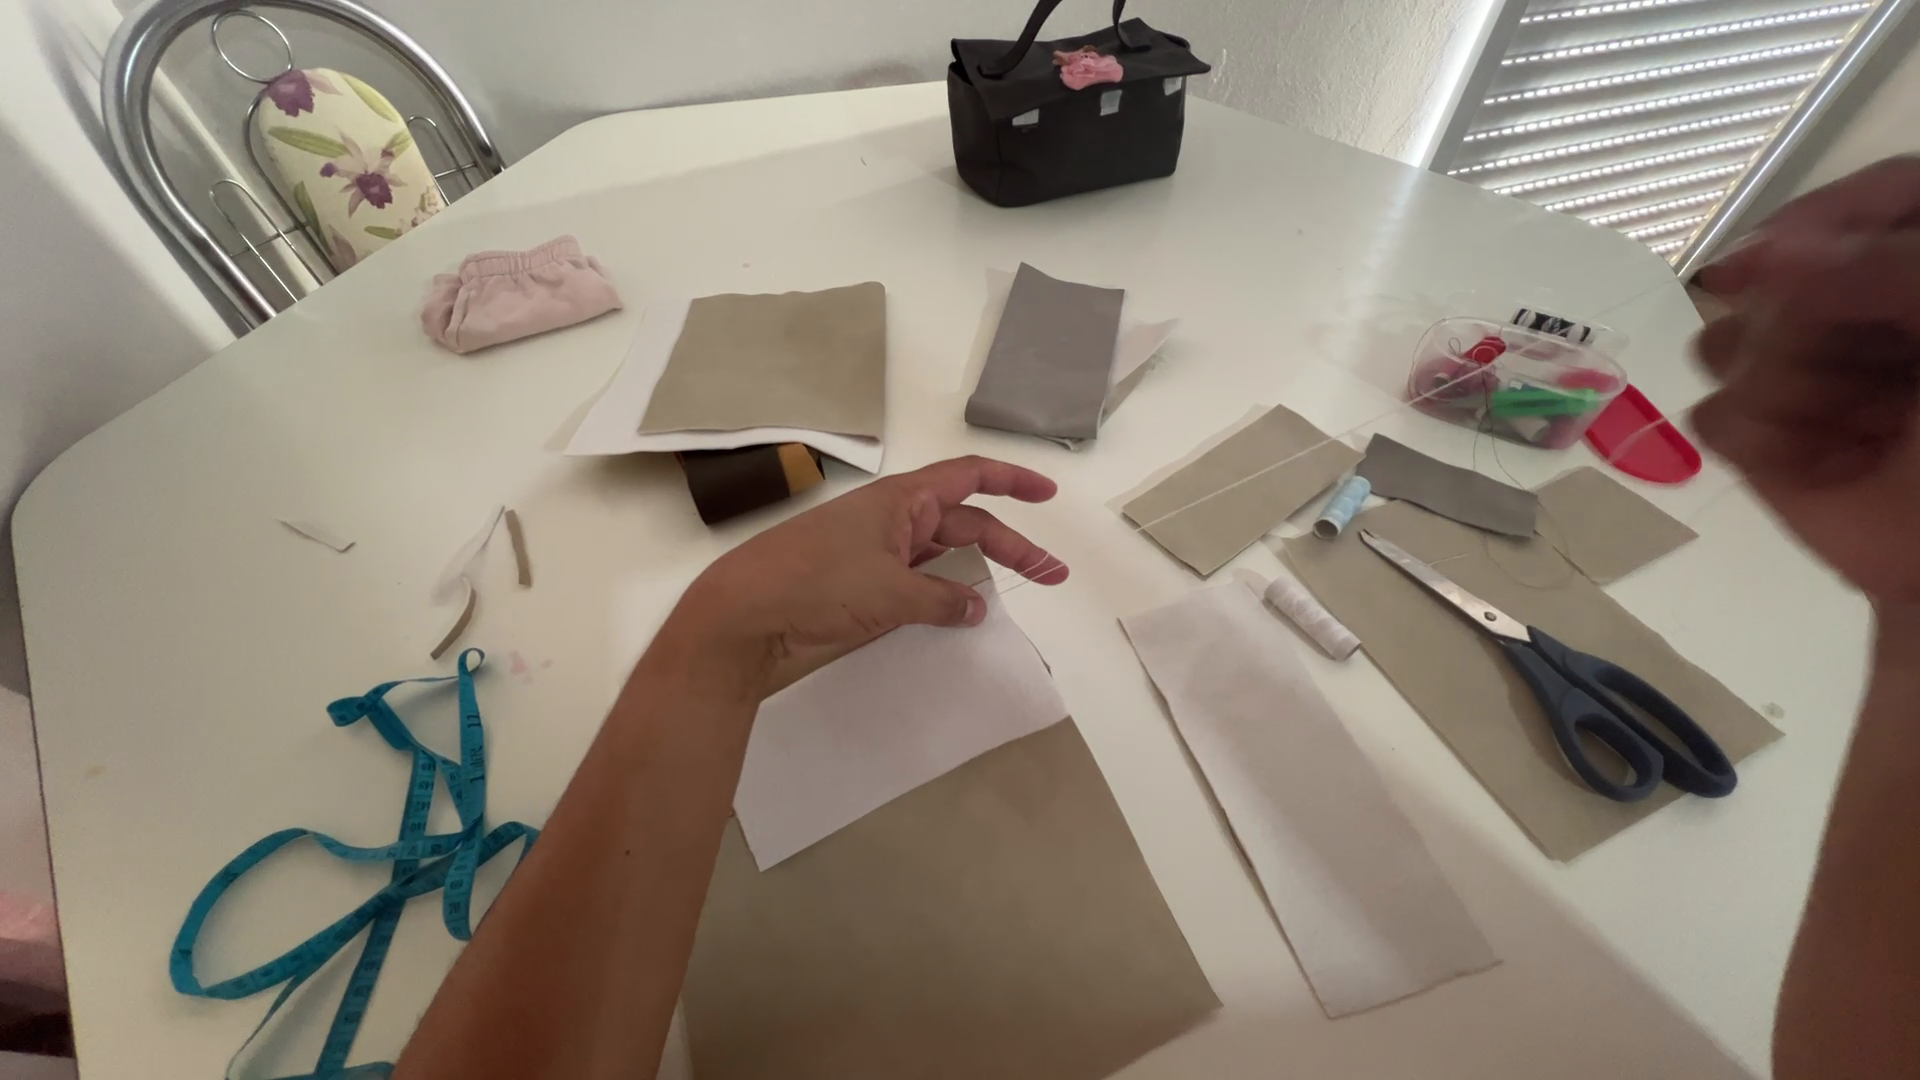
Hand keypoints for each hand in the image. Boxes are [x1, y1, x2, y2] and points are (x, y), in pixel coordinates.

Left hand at [658, 456, 1068, 697]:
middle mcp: (895, 521)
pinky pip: (919, 586)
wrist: (746, 616)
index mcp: (901, 500)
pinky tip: (963, 615)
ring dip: (979, 573)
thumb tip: (976, 608)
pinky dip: (945, 597)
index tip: (1048, 494)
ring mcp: (880, 555)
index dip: (1011, 480)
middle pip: (966, 525)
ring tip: (1016, 595)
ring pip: (944, 557)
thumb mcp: (890, 590)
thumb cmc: (818, 582)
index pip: (968, 477)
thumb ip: (941, 599)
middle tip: (1052, 575)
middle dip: (1011, 546)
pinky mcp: (865, 588)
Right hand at [1690, 156, 1919, 607]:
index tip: (1779, 257)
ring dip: (1783, 387)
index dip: (1827, 214)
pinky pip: (1711, 416)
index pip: (1879, 198)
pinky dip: (1763, 442)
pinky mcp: (1759, 437)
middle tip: (1873, 368)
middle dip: (1806, 325)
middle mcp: (1875, 312)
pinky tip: (1825, 462)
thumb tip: (1763, 256)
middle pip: (1780, 274)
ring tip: (1858, 424)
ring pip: (1724, 344)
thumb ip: (1897, 270)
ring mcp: (1810, 374)